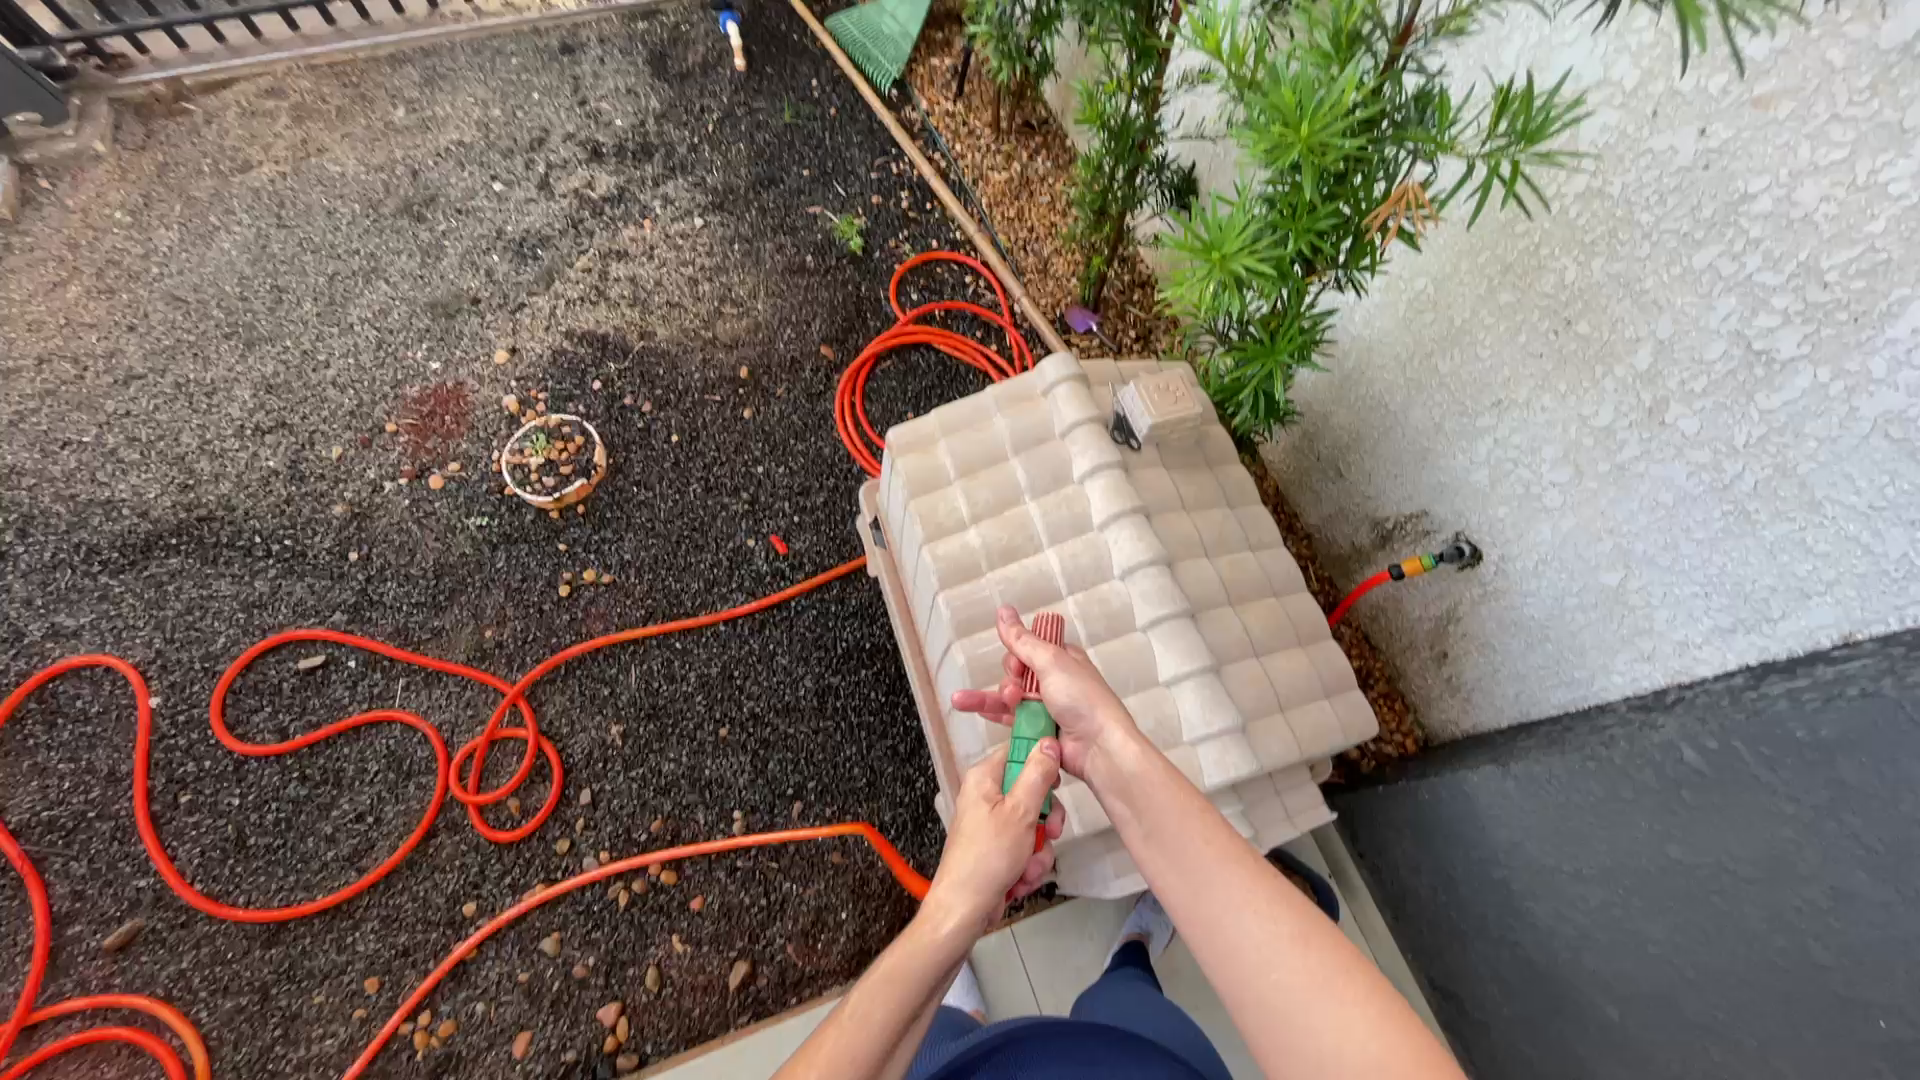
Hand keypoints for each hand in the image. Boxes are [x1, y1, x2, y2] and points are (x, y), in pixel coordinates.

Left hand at [923, 737, 1065, 935]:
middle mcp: (986, 796)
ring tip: (1029, 866)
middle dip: (1046, 819)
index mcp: (984, 777)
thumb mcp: (1020, 812)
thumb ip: (1037, 775)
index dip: (1041, 763)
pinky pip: (1025, 846)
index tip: (1057, 781)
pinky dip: (1028, 863)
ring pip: (1033, 824)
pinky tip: (1022, 879)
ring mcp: (992, 824)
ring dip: (1039, 848)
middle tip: (1052, 832)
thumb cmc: (989, 855)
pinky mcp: (997, 849)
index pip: (1017, 751)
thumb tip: (1048, 741)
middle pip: (1031, 791)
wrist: (965, 909)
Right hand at [950, 606, 1141, 782]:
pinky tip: (970, 708)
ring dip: (989, 697)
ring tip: (962, 701)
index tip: (1019, 666)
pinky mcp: (1038, 729)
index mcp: (1062, 659)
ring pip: (1009, 696)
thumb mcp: (1051, 662)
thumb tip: (1003, 611)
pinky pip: (1009, 718)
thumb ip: (1022, 640)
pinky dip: (992, 713)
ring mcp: (1046, 707)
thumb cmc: (1081, 699)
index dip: (1017, 655)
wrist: (1098, 747)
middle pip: (1015, 673)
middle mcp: (1054, 681)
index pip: (1028, 648)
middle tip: (1016, 692)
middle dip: (1008, 681)